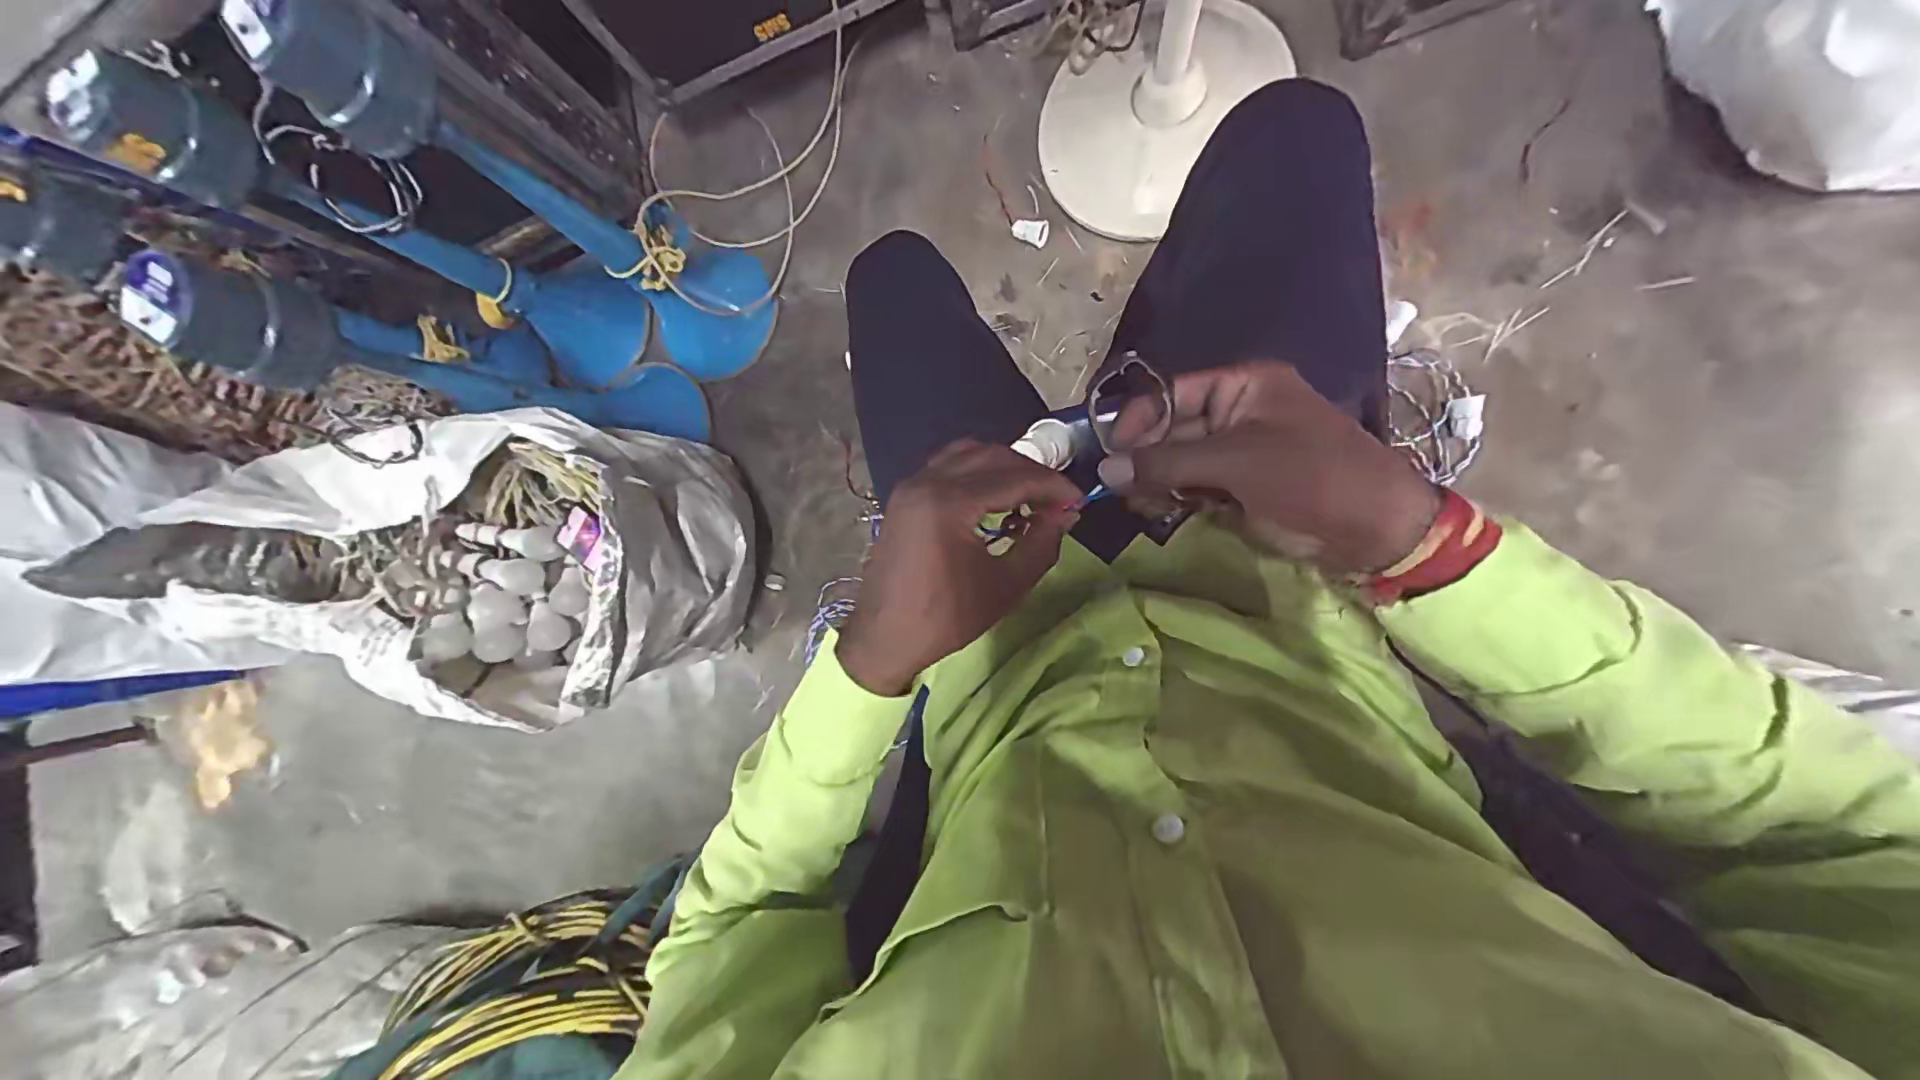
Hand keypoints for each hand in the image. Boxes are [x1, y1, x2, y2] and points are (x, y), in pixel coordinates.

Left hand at [837, 439, 1082, 695]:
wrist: (884, 639)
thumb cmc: (945, 619)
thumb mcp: (1005, 586)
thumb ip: (1041, 544)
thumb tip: (1065, 514)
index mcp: (948, 502)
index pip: (1014, 476)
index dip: (1053, 485)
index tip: (1078, 501)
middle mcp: (926, 481)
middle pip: (992, 456)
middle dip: (1031, 474)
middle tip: (1056, 502)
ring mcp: (910, 485)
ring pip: (968, 455)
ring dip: (1004, 469)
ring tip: (1028, 499)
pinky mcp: (904, 496)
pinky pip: (948, 467)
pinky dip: (977, 474)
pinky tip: (994, 501)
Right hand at [1096, 360, 1439, 573]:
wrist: (1370, 528)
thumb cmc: (1309, 476)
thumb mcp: (1235, 461)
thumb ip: (1167, 463)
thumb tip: (1105, 469)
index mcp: (1240, 386)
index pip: (1171, 393)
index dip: (1138, 420)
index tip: (1113, 453)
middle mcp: (1232, 413)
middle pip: (1168, 429)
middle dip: (1145, 458)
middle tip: (1124, 488)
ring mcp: (1232, 452)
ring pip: (1174, 462)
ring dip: (1155, 482)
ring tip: (1146, 504)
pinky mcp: (1233, 486)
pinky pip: (1188, 486)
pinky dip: (1172, 499)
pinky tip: (1162, 511)